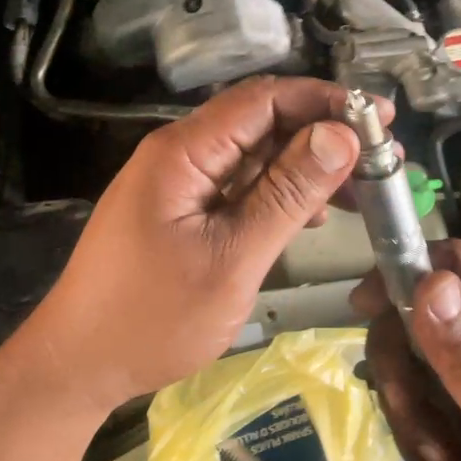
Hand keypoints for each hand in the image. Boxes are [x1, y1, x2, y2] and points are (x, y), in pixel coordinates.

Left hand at [17, 76, 383, 412]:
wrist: (79, 362)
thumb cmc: (152, 317)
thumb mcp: (232, 259)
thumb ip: (286, 195)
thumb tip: (340, 135)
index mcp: (184, 150)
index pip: (263, 98)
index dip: (324, 100)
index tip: (379, 116)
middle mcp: (179, 152)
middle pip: (259, 121)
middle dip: (321, 132)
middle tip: (381, 159)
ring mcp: (177, 181)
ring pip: (251, 153)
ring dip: (304, 164)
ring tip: (360, 188)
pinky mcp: (179, 208)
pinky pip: (236, 184)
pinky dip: (277, 191)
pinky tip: (314, 213)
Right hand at [353, 240, 460, 460]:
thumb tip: (429, 280)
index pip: (458, 267)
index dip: (408, 271)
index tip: (365, 307)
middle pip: (418, 319)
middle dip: (402, 367)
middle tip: (411, 414)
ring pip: (410, 369)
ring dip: (411, 417)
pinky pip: (416, 411)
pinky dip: (418, 442)